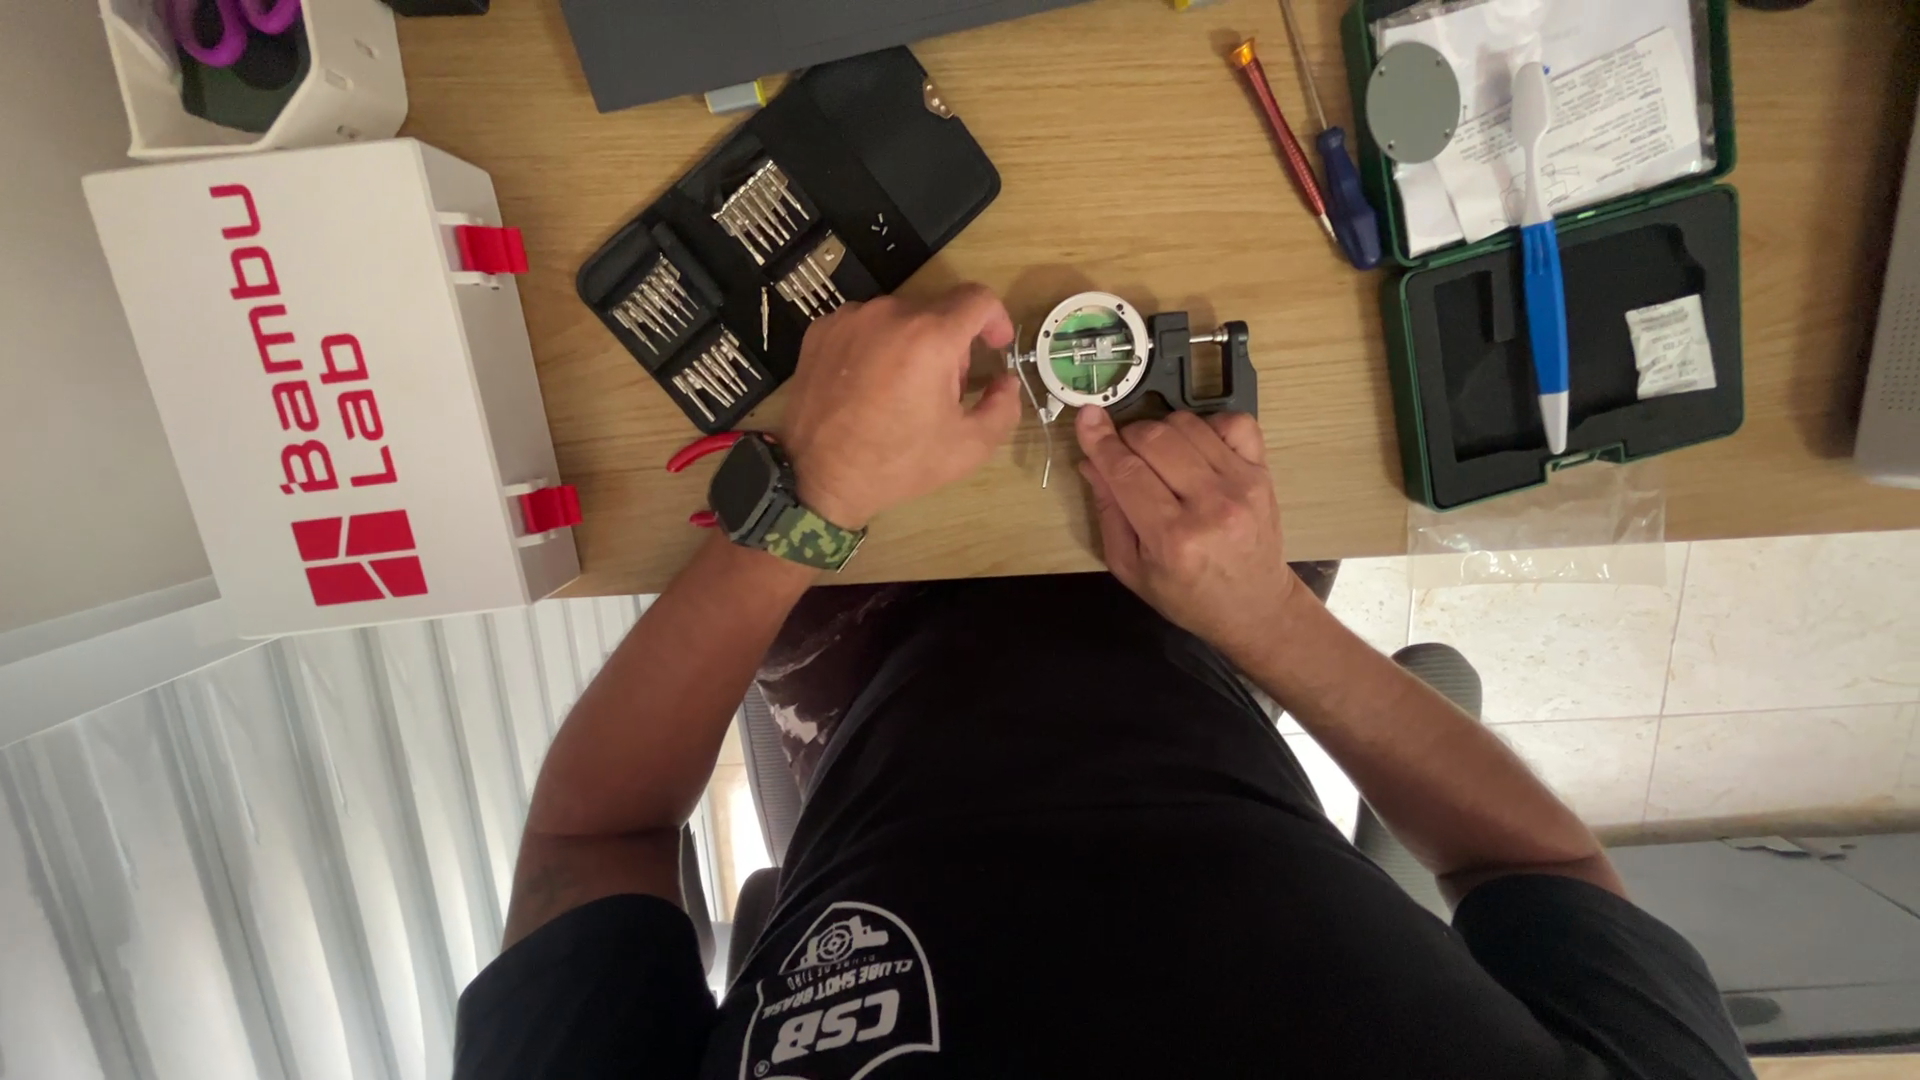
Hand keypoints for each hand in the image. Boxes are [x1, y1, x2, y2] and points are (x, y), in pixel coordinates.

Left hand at [779, 284, 1021, 528]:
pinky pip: (865, 326)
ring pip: (900, 318)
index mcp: (930, 338)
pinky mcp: (821, 330)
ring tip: (902, 391)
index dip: (996, 319)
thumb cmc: (896, 463)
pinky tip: (869, 385)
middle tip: (943, 391)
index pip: (978, 299)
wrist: (818, 476)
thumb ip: (1003, 408)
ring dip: (913, 344)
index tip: (995, 345)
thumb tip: (1005, 381)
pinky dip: (878, 346)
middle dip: (952, 345)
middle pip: (939, 311)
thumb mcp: (967, 448)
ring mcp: (850, 319)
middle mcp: (889, 314)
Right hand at [1075, 407, 1297, 659]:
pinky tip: (1195, 448)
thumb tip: (1091, 461)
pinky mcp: (1263, 471)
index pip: (1127, 472)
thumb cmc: (1184, 594)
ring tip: (1159, 458)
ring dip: (1161, 431)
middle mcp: (1210, 505)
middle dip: (1127, 437)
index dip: (1100, 441)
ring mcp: (1242, 484)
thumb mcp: (1130, 567)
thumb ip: (1109, 512)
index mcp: (1172, 538)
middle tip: (1124, 457)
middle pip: (1154, 438)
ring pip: (1187, 424)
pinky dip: (1207, 425)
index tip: (1086, 418)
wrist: (1253, 607)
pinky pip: (1233, 422)